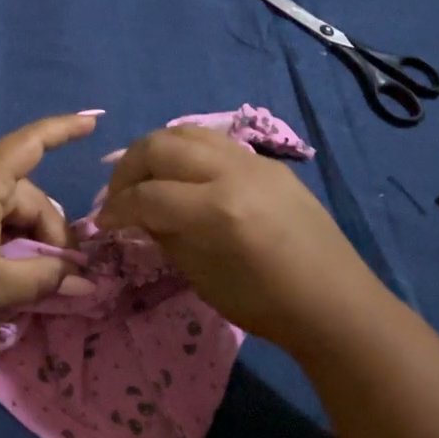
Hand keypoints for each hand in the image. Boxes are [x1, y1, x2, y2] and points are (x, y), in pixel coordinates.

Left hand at [0, 113, 97, 340]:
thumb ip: (45, 278)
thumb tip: (84, 280)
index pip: (32, 142)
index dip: (64, 130)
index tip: (94, 120)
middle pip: (24, 191)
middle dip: (48, 228)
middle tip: (61, 273)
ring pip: (4, 206)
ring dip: (24, 236)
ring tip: (30, 278)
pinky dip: (1, 237)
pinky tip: (2, 270)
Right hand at [99, 127, 384, 347]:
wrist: (336, 304)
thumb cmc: (266, 306)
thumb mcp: (202, 277)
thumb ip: (164, 235)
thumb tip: (136, 214)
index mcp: (217, 210)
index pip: (147, 195)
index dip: (116, 209)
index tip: (102, 223)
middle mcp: (232, 172)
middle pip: (159, 147)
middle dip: (127, 169)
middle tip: (118, 195)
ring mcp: (252, 160)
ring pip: (184, 132)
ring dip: (154, 150)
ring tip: (144, 176)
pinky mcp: (266, 161)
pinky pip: (214, 141)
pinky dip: (185, 150)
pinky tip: (181, 173)